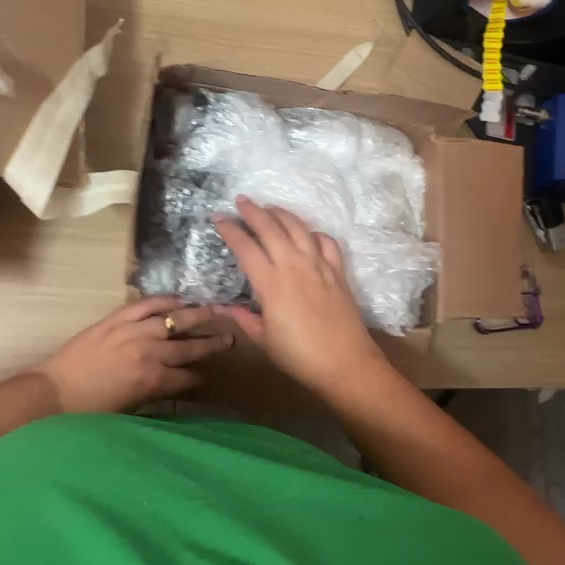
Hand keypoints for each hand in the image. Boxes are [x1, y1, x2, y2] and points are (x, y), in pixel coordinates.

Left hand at [30, 297, 232, 413]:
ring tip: (215, 311)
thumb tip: (177, 382)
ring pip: (174, 319)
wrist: (53, 393)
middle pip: (190, 345)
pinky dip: (165, 300)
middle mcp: (149, 352)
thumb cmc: (90, 411)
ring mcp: (133, 331)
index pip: (189, 375)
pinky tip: (179, 300)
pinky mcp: (117, 318)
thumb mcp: (130, 409)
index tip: (211, 373)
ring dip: (197, 315)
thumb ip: (156, 394)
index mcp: (153, 380)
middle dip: (213, 342)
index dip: (202, 375)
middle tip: (231, 337)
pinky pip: (147, 304)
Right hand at [213, 197, 389, 395]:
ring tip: (270, 208)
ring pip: (298, 228)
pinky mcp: (338, 271)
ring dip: (282, 214)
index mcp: (271, 283)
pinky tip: (307, 234)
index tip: (218, 218)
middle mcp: (294, 265)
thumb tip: (221, 307)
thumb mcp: (264, 340)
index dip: (230, 230)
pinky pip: (326, 242)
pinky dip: (314, 232)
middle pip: (271, 227)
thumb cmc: (299, 356)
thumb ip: (243, 318)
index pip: (246, 247)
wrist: (346, 364)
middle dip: (254, 211)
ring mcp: (319, 265)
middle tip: (241, 201)